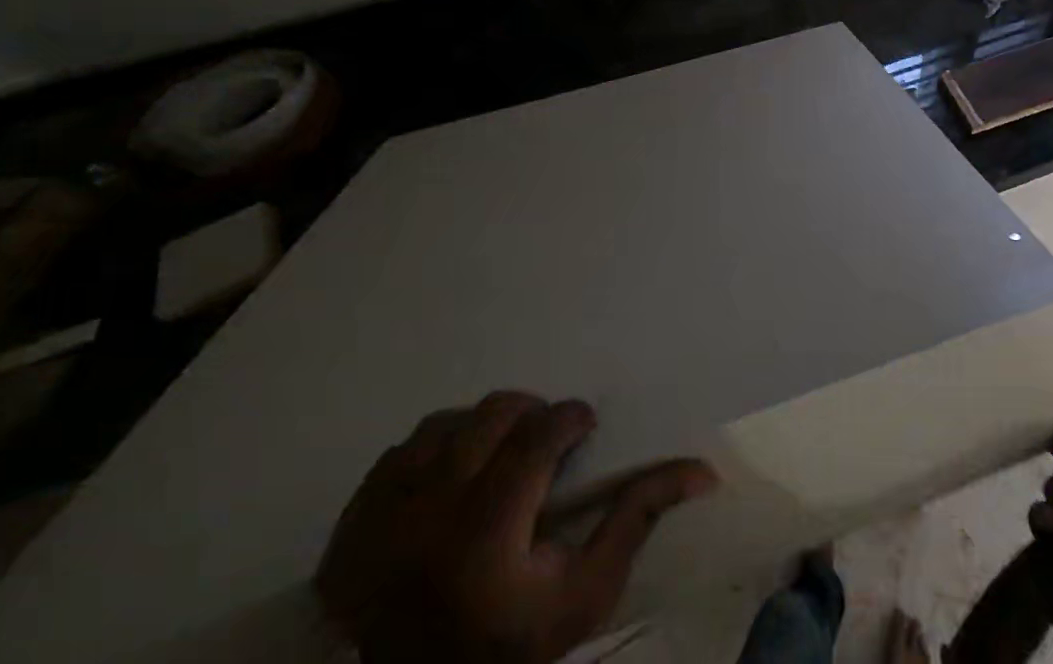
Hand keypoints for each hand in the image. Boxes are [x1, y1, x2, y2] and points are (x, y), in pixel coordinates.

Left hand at [315, 392, 717, 663]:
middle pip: (489, 416)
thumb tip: (701, 470)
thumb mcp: (587, 593)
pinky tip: (452, 476)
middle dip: (530, 412)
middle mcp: (427, 510)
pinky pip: (402, 450)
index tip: (584, 423)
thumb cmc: (510, 645)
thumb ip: (635, 520)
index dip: (568, 417)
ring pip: (443, 423)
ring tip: (501, 452)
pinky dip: (436, 448)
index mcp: (487, 532)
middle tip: (548, 436)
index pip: (535, 438)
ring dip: (482, 425)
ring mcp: (381, 513)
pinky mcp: (352, 520)